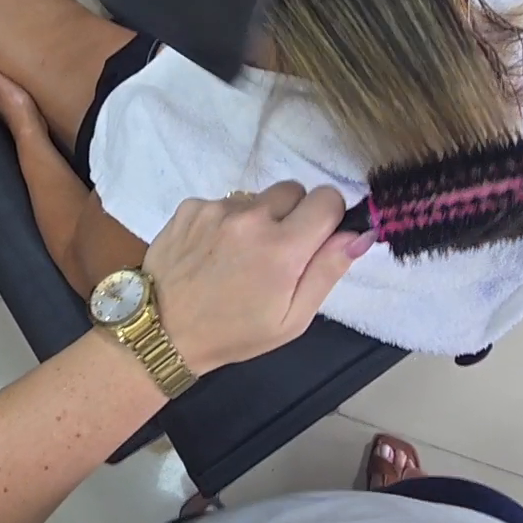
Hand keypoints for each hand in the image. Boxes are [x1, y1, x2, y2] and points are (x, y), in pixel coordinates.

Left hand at [0, 50, 44, 140]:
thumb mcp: (1, 83)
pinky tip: (18, 85)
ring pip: (0, 88)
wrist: (31, 127)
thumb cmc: (17, 108)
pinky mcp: (17, 108)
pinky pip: (11, 94)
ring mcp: (5, 104)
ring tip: (7, 69)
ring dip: (2, 79)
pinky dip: (12, 88)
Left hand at [142, 183, 374, 374]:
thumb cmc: (234, 332)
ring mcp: (216, 208)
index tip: (316, 238)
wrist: (163, 330)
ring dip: (257, 218)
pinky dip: (224, 221)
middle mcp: (250, 218)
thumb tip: (359, 232)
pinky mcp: (190, 206)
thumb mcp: (292, 318)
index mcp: (282, 248)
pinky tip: (212, 251)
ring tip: (239, 255)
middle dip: (293, 215)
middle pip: (293, 190)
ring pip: (257, 196)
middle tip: (277, 251)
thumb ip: (328, 270)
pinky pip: (223, 202)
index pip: (327, 198)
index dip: (327, 216)